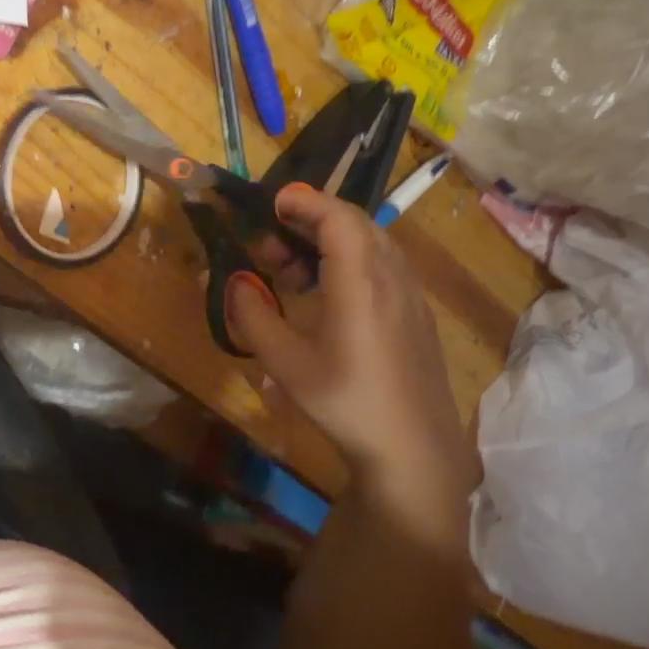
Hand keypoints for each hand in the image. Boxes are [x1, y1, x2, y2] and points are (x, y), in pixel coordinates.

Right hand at [224, 184, 474, 490]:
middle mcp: (391, 280)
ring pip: (373, 245)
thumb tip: (234, 282)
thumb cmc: (344, 400)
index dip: (305, 202)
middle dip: (311, 217)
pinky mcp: (415, 316)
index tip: (269, 200)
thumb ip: (253, 315)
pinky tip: (323, 289)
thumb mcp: (283, 361)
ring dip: (330, 239)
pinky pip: (383, 267)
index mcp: (360, 284)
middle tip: (268, 231)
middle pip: (358, 225)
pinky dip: (349, 260)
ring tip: (288, 260)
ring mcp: (410, 298)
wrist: (413, 448)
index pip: (338, 219)